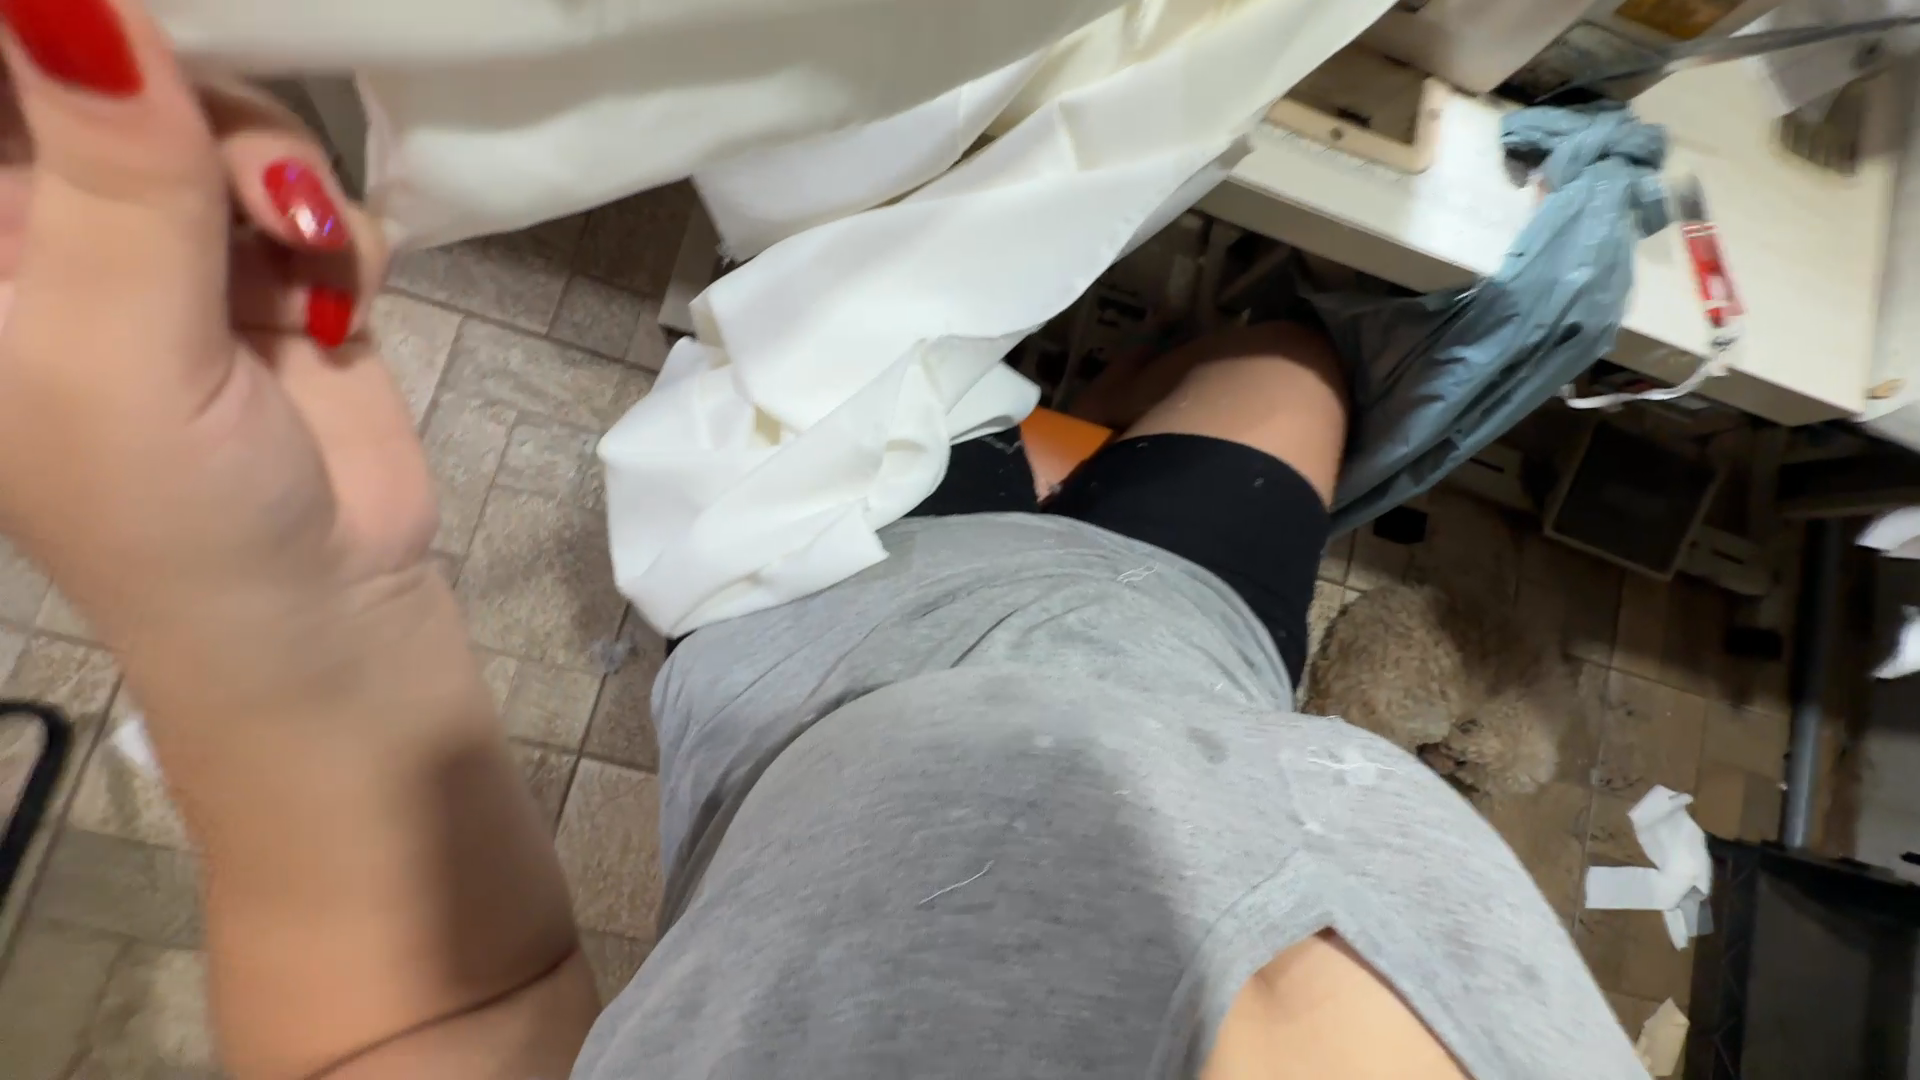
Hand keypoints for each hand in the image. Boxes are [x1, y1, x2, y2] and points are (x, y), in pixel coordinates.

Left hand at [0, 0, 432, 708]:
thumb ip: (115, 181)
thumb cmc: (169, 501)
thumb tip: (92, 3)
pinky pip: (316, 208)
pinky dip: (343, 239)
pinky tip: (345, 300)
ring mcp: (185, 255)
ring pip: (230, 133)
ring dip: (283, 176)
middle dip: (190, 106)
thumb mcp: (116, 344)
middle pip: (116, 83)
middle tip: (248, 184)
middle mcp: (60, 226)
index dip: (53, 46)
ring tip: (312, 254)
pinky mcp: (288, 286)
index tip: (146, 53)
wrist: (324, 594)